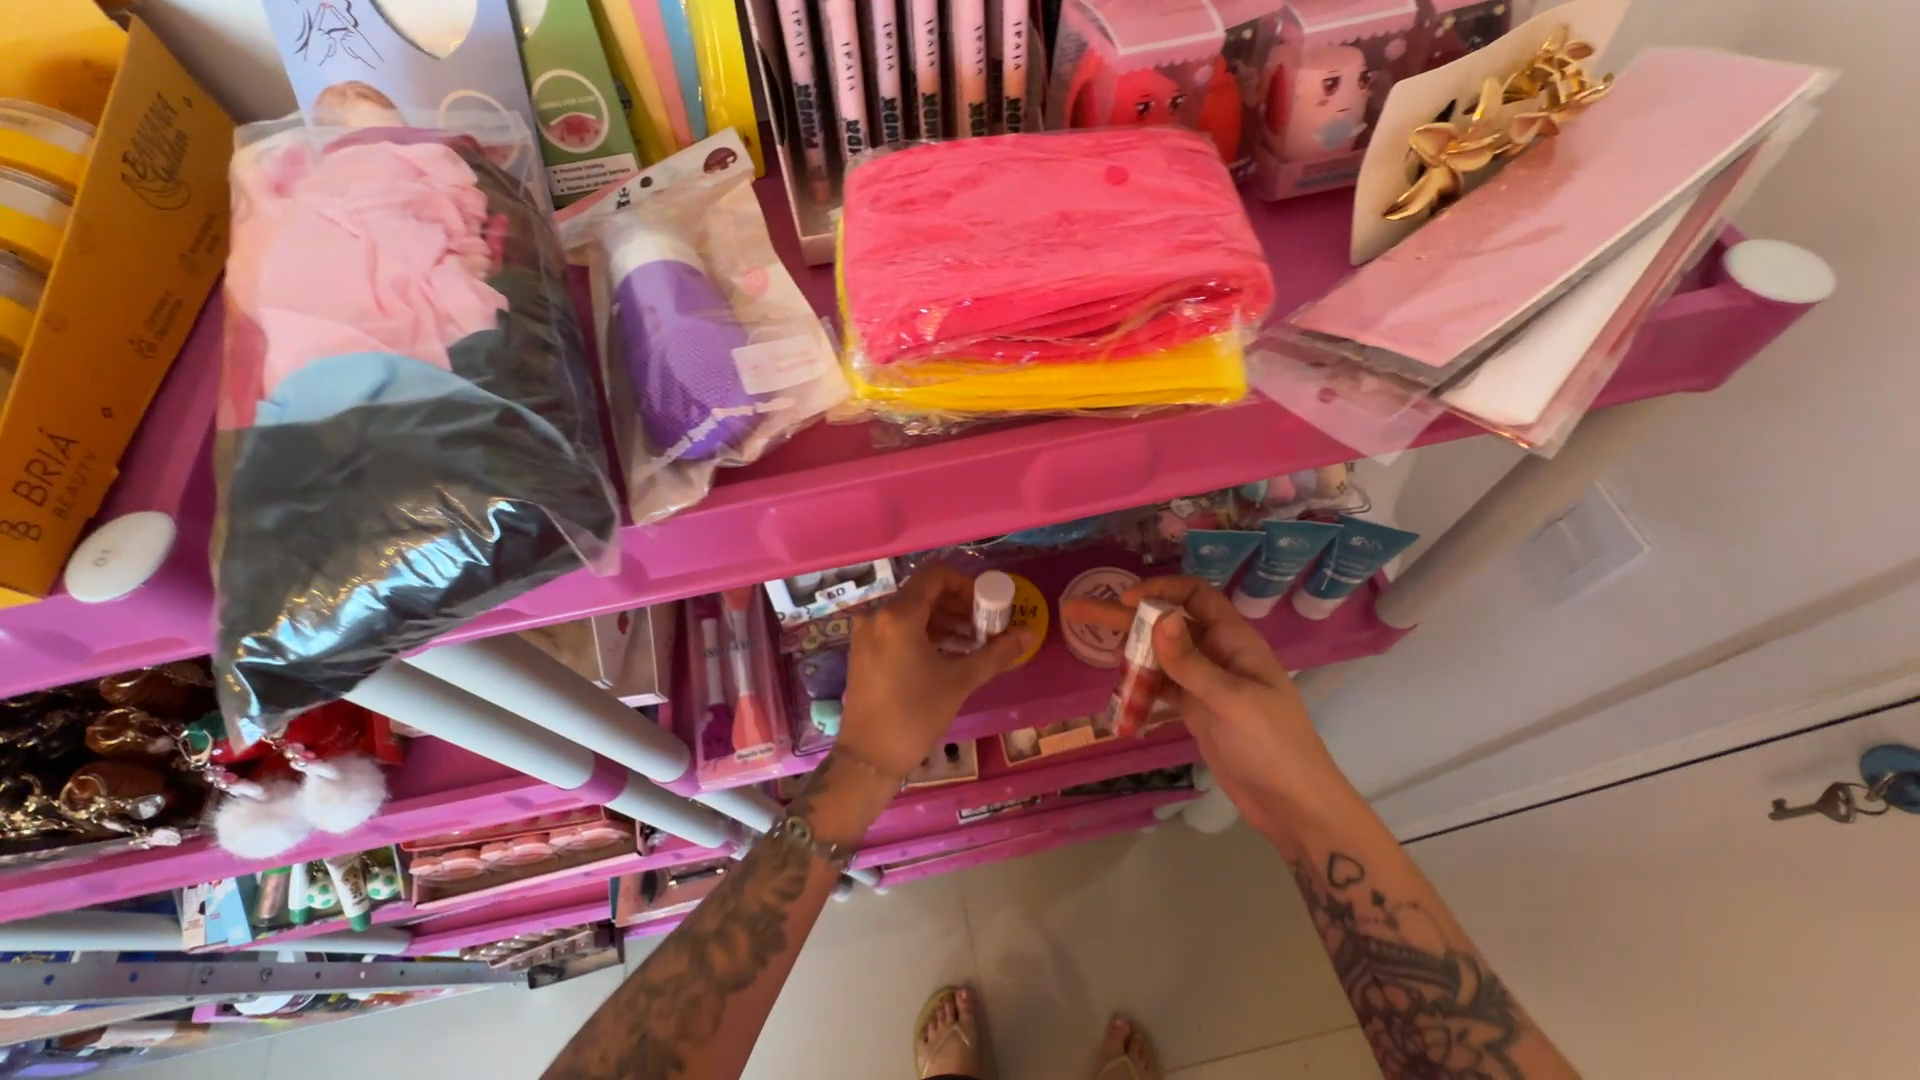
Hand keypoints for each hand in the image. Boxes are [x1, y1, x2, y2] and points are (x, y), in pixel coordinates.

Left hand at [837, 564, 1035, 780]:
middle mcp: (877, 616)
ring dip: (944, 621)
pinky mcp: (864, 652)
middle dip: (958, 606)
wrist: (869, 758)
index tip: (986, 606)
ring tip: (974, 643)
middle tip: (986, 627)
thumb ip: (996, 653)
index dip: (966, 584)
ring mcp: (867, 634)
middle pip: (924, 593)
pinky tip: (949, 654)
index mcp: (898, 616)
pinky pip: (898, 629)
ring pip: (912, 612)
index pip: (935, 575)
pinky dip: (925, 634)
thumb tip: (1029, 634)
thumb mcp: (960, 681)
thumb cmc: (915, 715)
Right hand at [1070, 576, 1343, 832]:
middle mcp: (1218, 655)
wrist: (1293, 803)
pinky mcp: (1197, 712)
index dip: (1161, 591)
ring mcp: (1206, 684)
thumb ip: (1190, 662)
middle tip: (1077, 610)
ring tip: (1088, 644)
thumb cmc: (1272, 745)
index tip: (1125, 602)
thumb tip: (1157, 619)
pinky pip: (1162, 688)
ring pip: (1161, 656)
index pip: (1196, 597)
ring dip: (1128, 650)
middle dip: (1126, 616)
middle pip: (1168, 625)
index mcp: (1235, 641)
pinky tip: (1115, 686)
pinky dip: (1139, 685)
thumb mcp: (1231, 700)